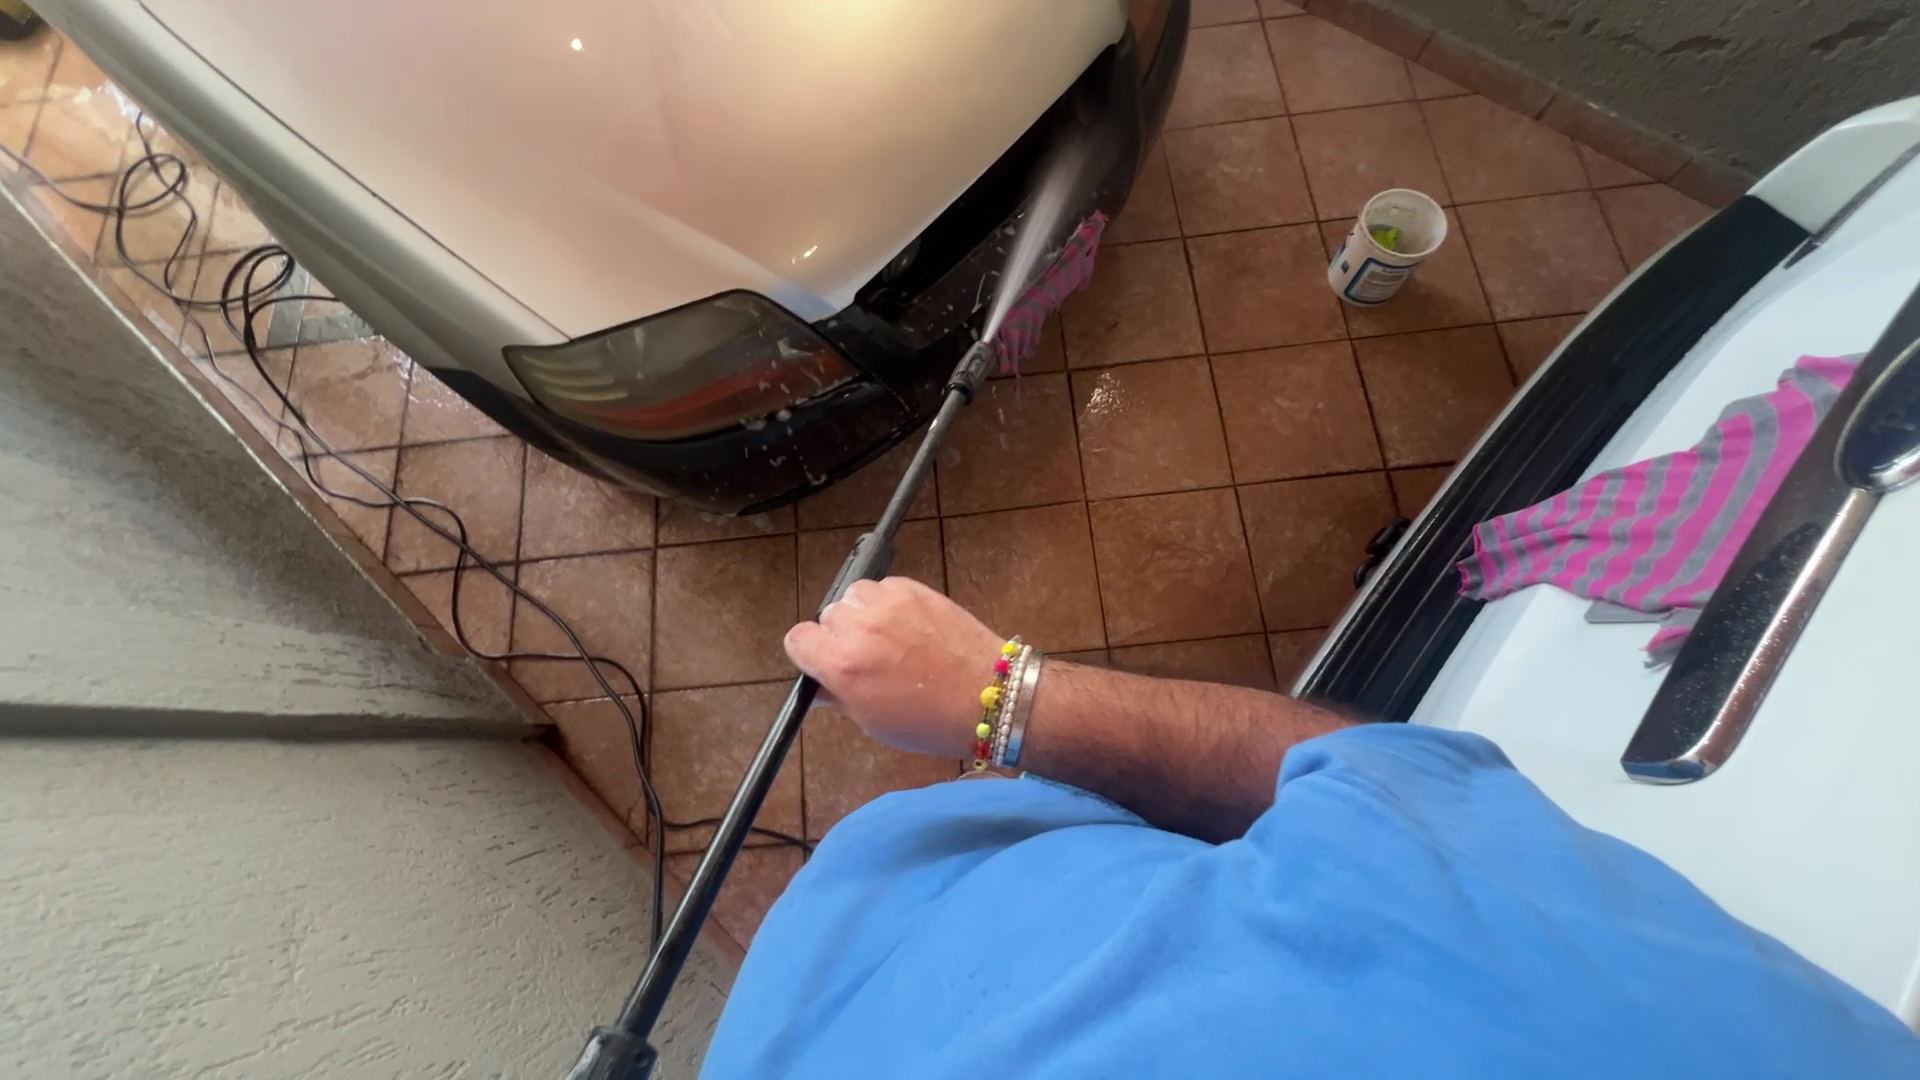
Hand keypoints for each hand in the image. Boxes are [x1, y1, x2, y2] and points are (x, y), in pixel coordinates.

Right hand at [784, 577, 1005, 758]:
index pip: (797, 639)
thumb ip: (838, 695)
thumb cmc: (930, 720)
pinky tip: (909, 623)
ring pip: (854, 595)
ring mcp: (888, 604)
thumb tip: (818, 682)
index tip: (823, 660)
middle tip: (867, 654)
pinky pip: (884, 586)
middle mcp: (860, 628)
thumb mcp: (872, 722)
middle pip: (827, 616)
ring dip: (863, 612)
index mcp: (843, 666)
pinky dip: (889, 601)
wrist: (989, 696)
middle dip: (840, 634)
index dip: (809, 652)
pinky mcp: (914, 588)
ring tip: (888, 635)